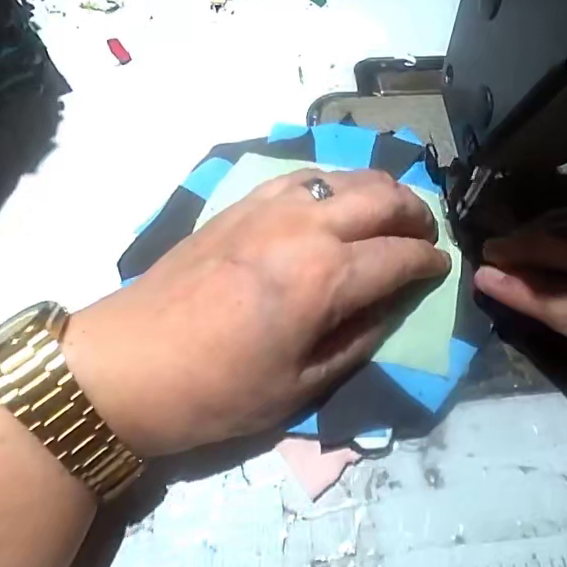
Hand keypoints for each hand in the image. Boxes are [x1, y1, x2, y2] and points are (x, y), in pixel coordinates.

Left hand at [63, 170, 449, 456]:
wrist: (123, 366)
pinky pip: (305, 176)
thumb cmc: (217, 390)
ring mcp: (273, 207)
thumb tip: (393, 304)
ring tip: (390, 214)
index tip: (442, 268)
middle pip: (385, 198)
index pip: (402, 255)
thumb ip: (360, 338)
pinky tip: (336, 202)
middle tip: (425, 235)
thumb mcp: (302, 385)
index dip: (431, 261)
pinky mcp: (244, 203)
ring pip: (349, 177)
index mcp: (327, 277)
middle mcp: (308, 227)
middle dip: (417, 213)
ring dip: (382, 192)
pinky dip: (336, 184)